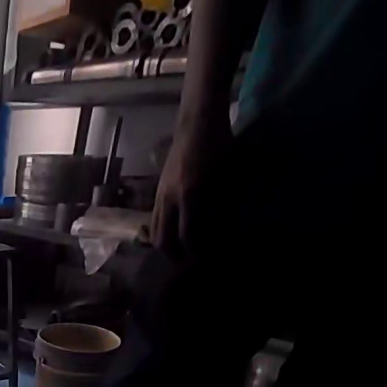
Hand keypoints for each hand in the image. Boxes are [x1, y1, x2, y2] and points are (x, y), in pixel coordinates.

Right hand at [151, 105, 232, 262]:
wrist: (197, 118)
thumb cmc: (220, 143)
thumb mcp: (232, 173)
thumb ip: (227, 205)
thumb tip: (229, 233)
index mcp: (191, 194)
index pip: (188, 236)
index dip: (197, 254)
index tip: (208, 263)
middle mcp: (170, 198)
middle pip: (163, 241)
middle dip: (175, 258)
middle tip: (190, 267)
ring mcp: (160, 194)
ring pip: (155, 232)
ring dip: (166, 248)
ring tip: (181, 255)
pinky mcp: (158, 190)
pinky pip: (155, 220)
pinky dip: (163, 232)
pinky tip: (175, 234)